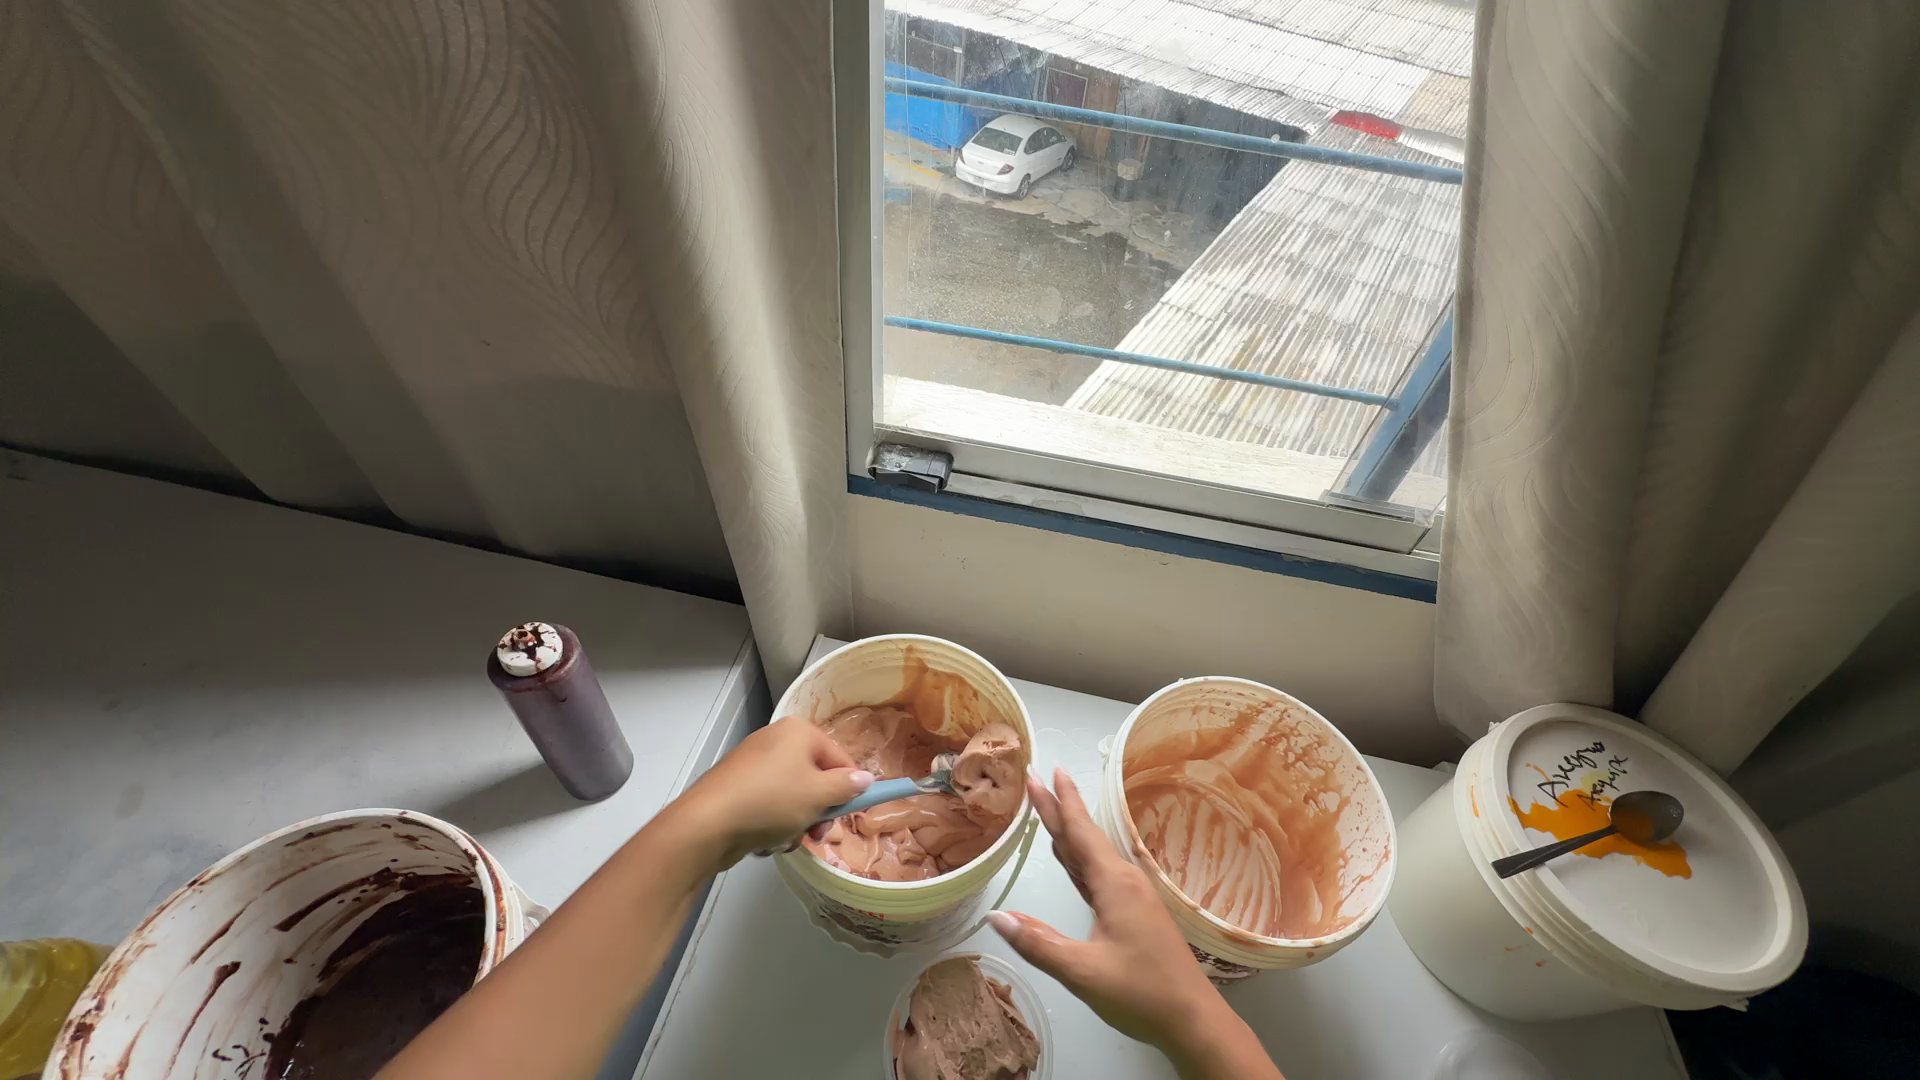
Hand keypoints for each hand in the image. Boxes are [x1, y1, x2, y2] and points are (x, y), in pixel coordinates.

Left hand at [670, 717, 872, 871]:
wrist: (706, 824)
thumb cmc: (770, 801)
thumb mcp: (818, 795)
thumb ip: (846, 787)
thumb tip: (866, 779)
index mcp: (799, 732)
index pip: (840, 759)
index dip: (848, 789)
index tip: (847, 818)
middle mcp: (776, 740)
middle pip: (815, 778)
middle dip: (818, 811)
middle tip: (816, 835)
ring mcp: (754, 763)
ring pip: (792, 796)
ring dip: (796, 823)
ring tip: (784, 839)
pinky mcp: (737, 788)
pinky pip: (768, 805)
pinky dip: (772, 824)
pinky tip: (764, 840)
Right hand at [986, 768, 1218, 1048]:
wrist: (1194, 1020)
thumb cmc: (1142, 993)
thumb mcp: (1083, 972)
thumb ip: (1038, 943)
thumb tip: (996, 916)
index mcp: (1114, 883)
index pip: (1079, 831)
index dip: (1060, 800)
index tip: (1045, 769)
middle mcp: (1123, 880)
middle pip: (1083, 836)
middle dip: (1058, 807)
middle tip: (1036, 778)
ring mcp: (1131, 895)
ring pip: (1090, 854)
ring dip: (1067, 831)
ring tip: (1046, 807)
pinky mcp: (1133, 911)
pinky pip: (1097, 874)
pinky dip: (1078, 859)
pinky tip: (1069, 856)